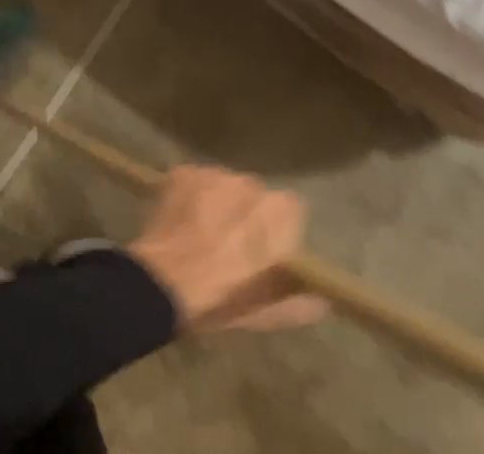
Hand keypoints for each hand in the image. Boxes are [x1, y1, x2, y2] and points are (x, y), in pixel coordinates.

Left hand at [126, 165, 326, 332]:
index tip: (262, 249)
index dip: (275, 229)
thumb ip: (303, 302)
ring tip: (201, 230)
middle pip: (255, 194)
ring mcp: (213, 174)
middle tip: (229, 241)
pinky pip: (195, 181)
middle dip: (246, 213)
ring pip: (224, 185)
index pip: (289, 210)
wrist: (162, 282)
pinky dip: (191, 195)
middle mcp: (251, 184)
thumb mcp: (269, 312)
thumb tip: (322, 299)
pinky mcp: (183, 172)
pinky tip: (182, 219)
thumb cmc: (221, 298)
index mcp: (280, 213)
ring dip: (218, 202)